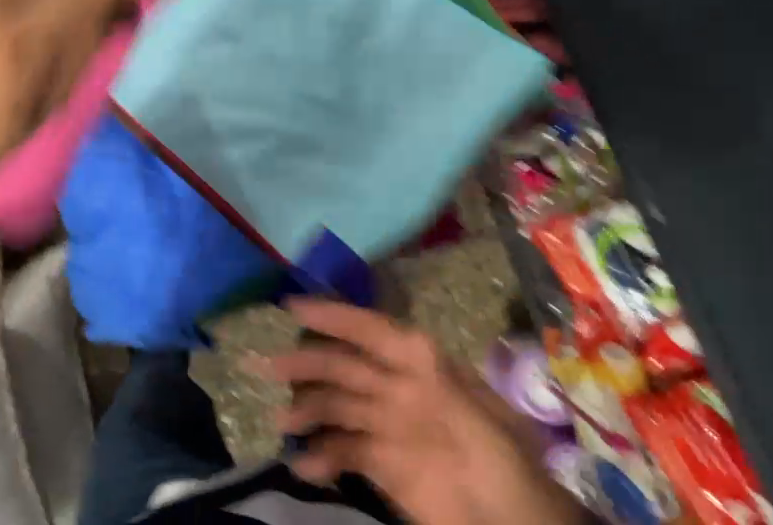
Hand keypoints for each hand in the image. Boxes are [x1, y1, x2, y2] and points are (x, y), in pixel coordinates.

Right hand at [267, 299, 582, 524]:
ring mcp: (388, 424)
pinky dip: (320, 455)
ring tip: (282, 424)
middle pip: (342, 366)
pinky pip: (342, 451)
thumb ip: (436, 379)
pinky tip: (304, 465)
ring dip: (306, 409)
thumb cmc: (507, 464)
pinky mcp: (382, 464)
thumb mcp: (479, 413)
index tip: (291, 308)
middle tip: (264, 366)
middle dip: (304, 361)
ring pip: (335, 405)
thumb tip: (405, 342)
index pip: (369, 329)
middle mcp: (398, 385)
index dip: (333, 316)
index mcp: (422, 364)